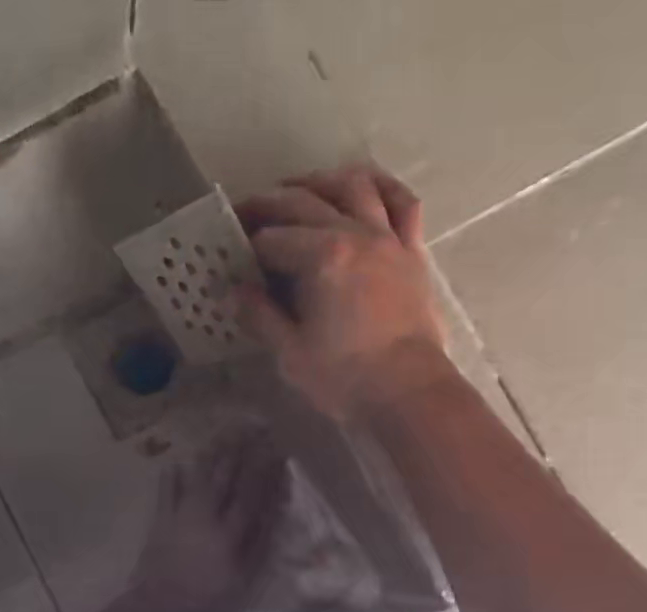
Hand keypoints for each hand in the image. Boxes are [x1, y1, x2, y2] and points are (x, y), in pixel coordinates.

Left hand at [126, 427, 289, 611]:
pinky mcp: (160, 520)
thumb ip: (258, 545)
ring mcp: (181, 514)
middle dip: (241, 452)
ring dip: (211, 455)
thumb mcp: (242, 578)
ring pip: (199, 477)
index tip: (276, 450)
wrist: (160, 606)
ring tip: (220, 436)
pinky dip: (171, 477)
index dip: (265, 470)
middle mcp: (208, 515)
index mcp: (231, 531)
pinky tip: (175, 463)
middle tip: (252, 428)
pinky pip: (166, 492)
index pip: (252, 493)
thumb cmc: (207, 598)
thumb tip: (271, 513)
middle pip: (226, 477)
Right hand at [235, 164, 455, 419]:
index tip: (233, 258)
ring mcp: (389, 239)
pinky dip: (383, 187)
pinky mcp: (413, 252)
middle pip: (304, 203)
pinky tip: (365, 189)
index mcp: (321, 258)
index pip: (272, 240)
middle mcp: (355, 234)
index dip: (247, 247)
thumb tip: (235, 293)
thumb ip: (261, 317)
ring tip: (300, 190)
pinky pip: (403, 203)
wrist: (409, 394)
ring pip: (354, 186)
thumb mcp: (291, 354)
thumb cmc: (346, 378)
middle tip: (246, 213)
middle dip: (268, 205)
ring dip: (321, 181)